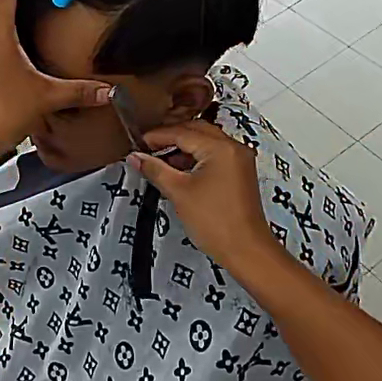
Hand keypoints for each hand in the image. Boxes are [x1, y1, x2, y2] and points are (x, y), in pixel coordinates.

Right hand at [128, 120, 275, 271]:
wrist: (245, 249)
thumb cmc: (215, 222)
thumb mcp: (179, 192)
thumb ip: (155, 170)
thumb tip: (136, 157)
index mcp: (221, 148)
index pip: (183, 131)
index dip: (158, 136)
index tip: (139, 142)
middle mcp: (234, 147)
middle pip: (197, 131)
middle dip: (171, 137)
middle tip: (148, 148)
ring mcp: (240, 159)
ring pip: (207, 142)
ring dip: (184, 148)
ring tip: (160, 160)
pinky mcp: (241, 172)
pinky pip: (216, 155)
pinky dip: (197, 158)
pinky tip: (179, 170)